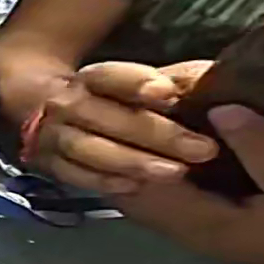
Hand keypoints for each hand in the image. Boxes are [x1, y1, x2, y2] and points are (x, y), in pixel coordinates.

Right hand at [28, 60, 218, 194]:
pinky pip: (69, 173)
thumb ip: (181, 83)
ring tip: (174, 173)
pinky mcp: (46, 162)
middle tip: (203, 150)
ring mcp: (51, 135)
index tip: (167, 94)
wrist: (66, 121)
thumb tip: (216, 85)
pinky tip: (132, 186)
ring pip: (81, 146)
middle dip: (149, 132)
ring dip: (126, 159)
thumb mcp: (152, 84)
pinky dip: (98, 179)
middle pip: (94, 114)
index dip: (134, 83)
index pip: (107, 76)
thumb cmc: (124, 103)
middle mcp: (64, 106)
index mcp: (90, 81)